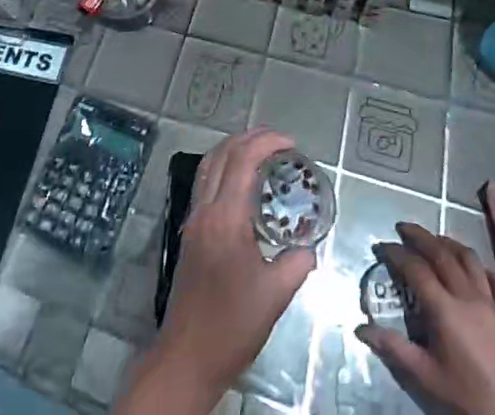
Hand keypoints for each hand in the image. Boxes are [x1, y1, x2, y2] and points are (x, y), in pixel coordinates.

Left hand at [117, 129, 314, 414]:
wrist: (187, 357)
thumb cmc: (232, 325)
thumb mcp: (276, 295)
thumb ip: (297, 263)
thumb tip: (307, 247)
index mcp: (225, 219)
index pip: (243, 161)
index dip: (267, 143)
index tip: (292, 143)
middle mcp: (204, 211)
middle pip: (221, 154)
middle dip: (250, 138)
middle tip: (279, 139)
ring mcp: (193, 221)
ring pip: (208, 166)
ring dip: (233, 149)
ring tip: (261, 149)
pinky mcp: (190, 234)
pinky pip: (204, 184)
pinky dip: (223, 168)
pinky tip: (242, 182)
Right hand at [358, 223, 494, 414]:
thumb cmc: (467, 396)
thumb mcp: (425, 377)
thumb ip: (394, 349)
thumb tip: (361, 328)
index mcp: (445, 310)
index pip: (416, 270)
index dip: (397, 254)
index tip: (382, 245)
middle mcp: (468, 296)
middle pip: (442, 255)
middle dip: (421, 237)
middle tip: (403, 227)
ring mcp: (492, 302)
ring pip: (470, 259)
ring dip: (450, 244)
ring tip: (435, 239)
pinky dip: (482, 268)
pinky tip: (475, 269)